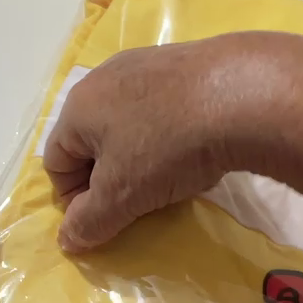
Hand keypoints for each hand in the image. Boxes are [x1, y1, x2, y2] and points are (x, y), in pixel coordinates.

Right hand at [44, 31, 302, 252]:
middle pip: (90, 144)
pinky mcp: (185, 63)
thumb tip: (66, 239)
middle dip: (106, 181)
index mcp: (78, 107)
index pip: (55, 163)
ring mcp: (147, 64)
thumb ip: (87, 223)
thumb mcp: (120, 198)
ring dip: (137, 162)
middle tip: (134, 204)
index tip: (102, 219)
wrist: (247, 94)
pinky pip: (161, 111)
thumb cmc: (167, 148)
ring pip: (127, 127)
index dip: (72, 200)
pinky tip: (194, 151)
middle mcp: (105, 78)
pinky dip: (168, 138)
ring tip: (167, 180)